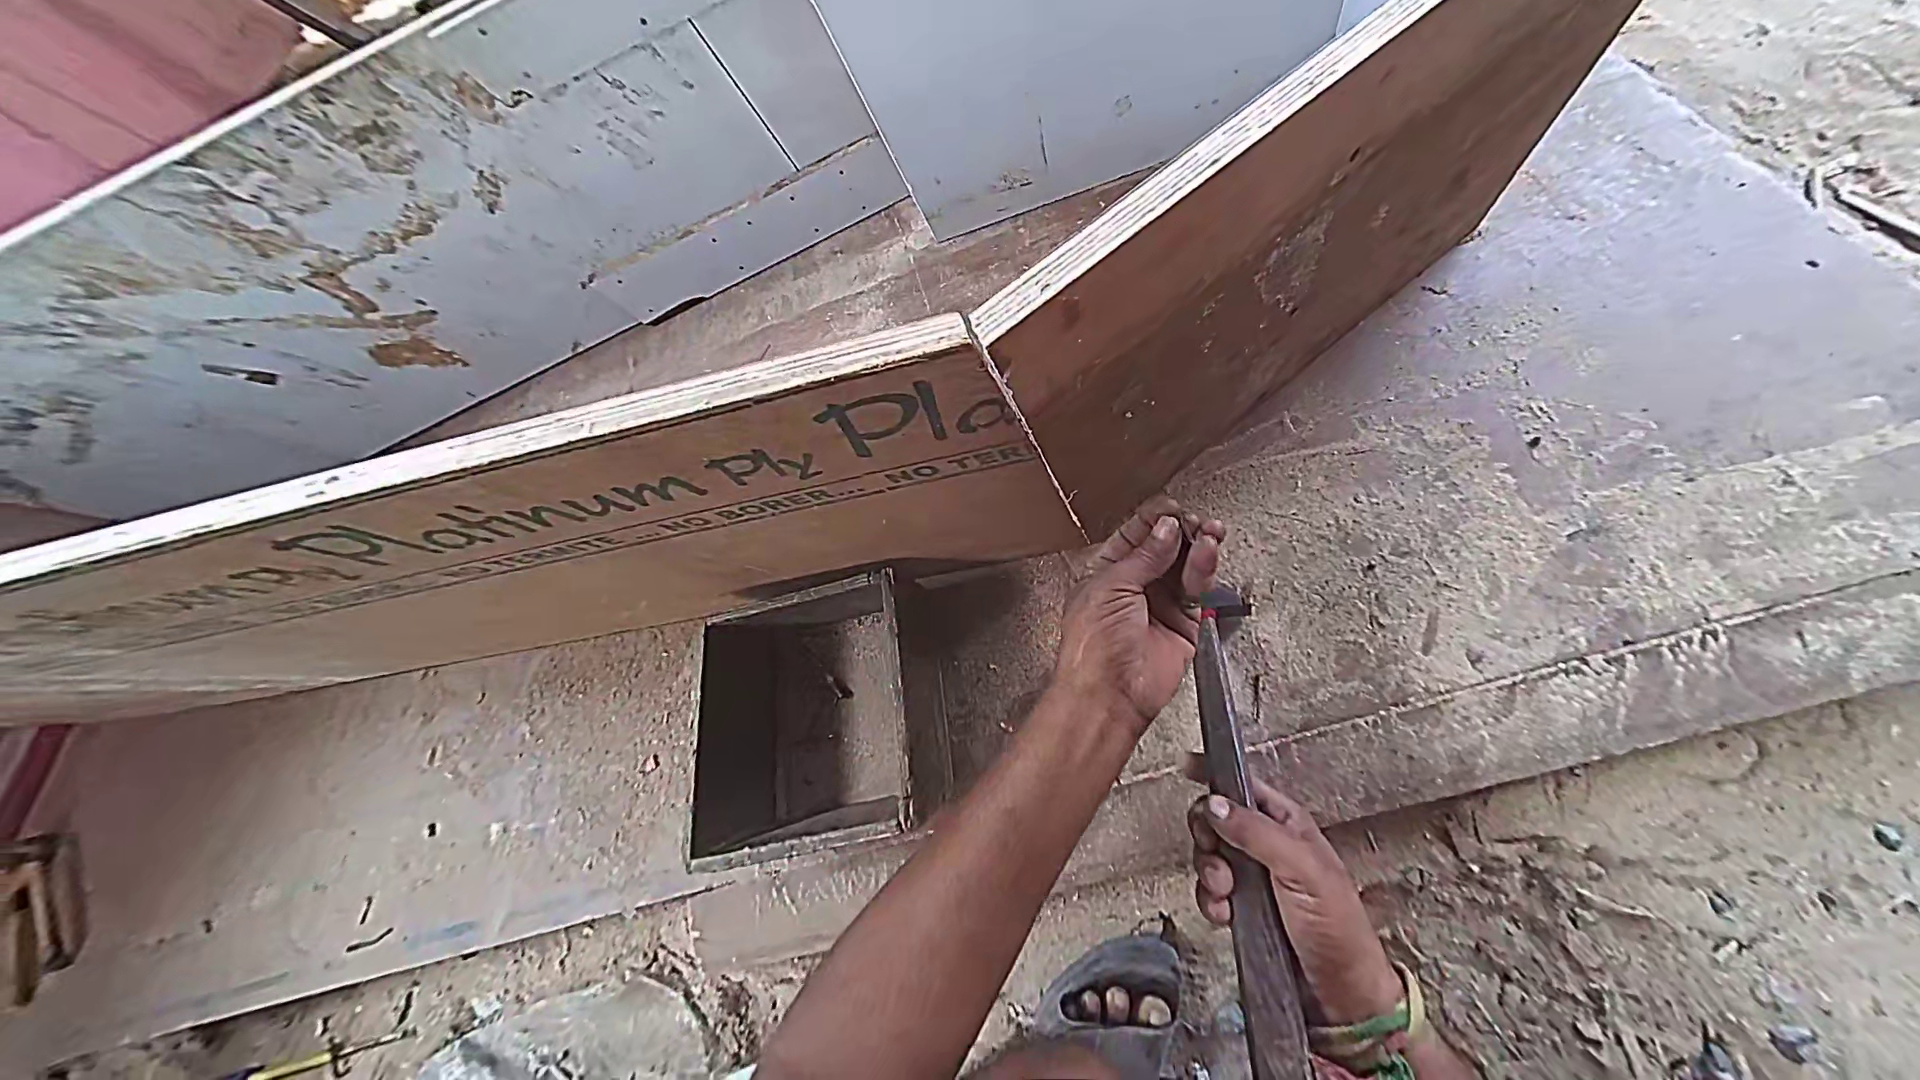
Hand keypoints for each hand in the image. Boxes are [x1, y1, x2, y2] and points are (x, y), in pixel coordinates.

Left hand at [1053, 496, 1224, 729]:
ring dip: (1197, 546)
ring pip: (1183, 566)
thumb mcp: (1111, 586)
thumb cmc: (1093, 644)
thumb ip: (1144, 556)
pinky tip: (1207, 552)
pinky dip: (1203, 569)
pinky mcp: (1183, 623)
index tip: (1170, 509)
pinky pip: (1197, 589)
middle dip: (1180, 532)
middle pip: (1162, 550)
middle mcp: (1132, 588)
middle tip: (1193, 521)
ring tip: (1209, 532)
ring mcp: (1158, 605)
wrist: (1110, 692)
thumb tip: (1167, 529)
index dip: (1151, 522)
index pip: (1132, 538)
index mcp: (1104, 574)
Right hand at [1184, 759, 1402, 1024]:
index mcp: (1284, 822)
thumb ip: (1256, 831)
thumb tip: (1214, 803)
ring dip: (1210, 874)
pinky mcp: (1239, 902)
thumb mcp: (1302, 869)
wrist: (1340, 995)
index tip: (1186, 765)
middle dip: (1208, 836)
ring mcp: (1250, 873)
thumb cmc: (1339, 928)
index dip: (1214, 773)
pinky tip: (1226, 912)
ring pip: (1207, 854)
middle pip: (1213, 818)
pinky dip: (1211, 900)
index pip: (1242, 784)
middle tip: (1218, 854)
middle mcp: (1264, 842)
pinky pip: (1207, 889)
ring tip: (1228, 892)